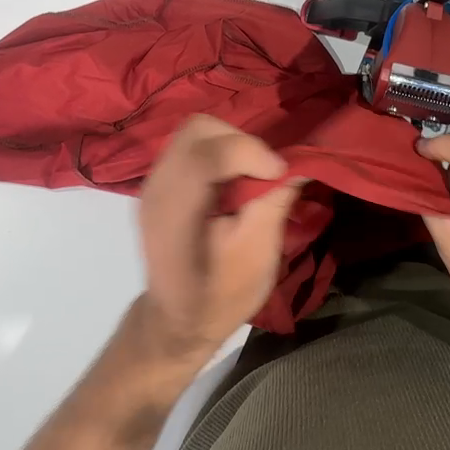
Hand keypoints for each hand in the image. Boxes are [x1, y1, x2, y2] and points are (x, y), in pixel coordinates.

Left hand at [136, 115, 303, 365]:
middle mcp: (157, 186)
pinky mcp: (161, 179)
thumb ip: (273, 204)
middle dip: (240, 141)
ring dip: (231, 143)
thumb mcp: (257, 257)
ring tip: (251, 176)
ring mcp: (153, 180)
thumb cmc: (219, 296)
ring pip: (195, 130)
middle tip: (264, 172)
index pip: (207, 155)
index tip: (279, 173)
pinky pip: (192, 144)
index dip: (250, 152)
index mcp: (175, 212)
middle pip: (199, 129)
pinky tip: (233, 181)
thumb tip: (296, 164)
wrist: (177, 320)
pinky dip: (220, 150)